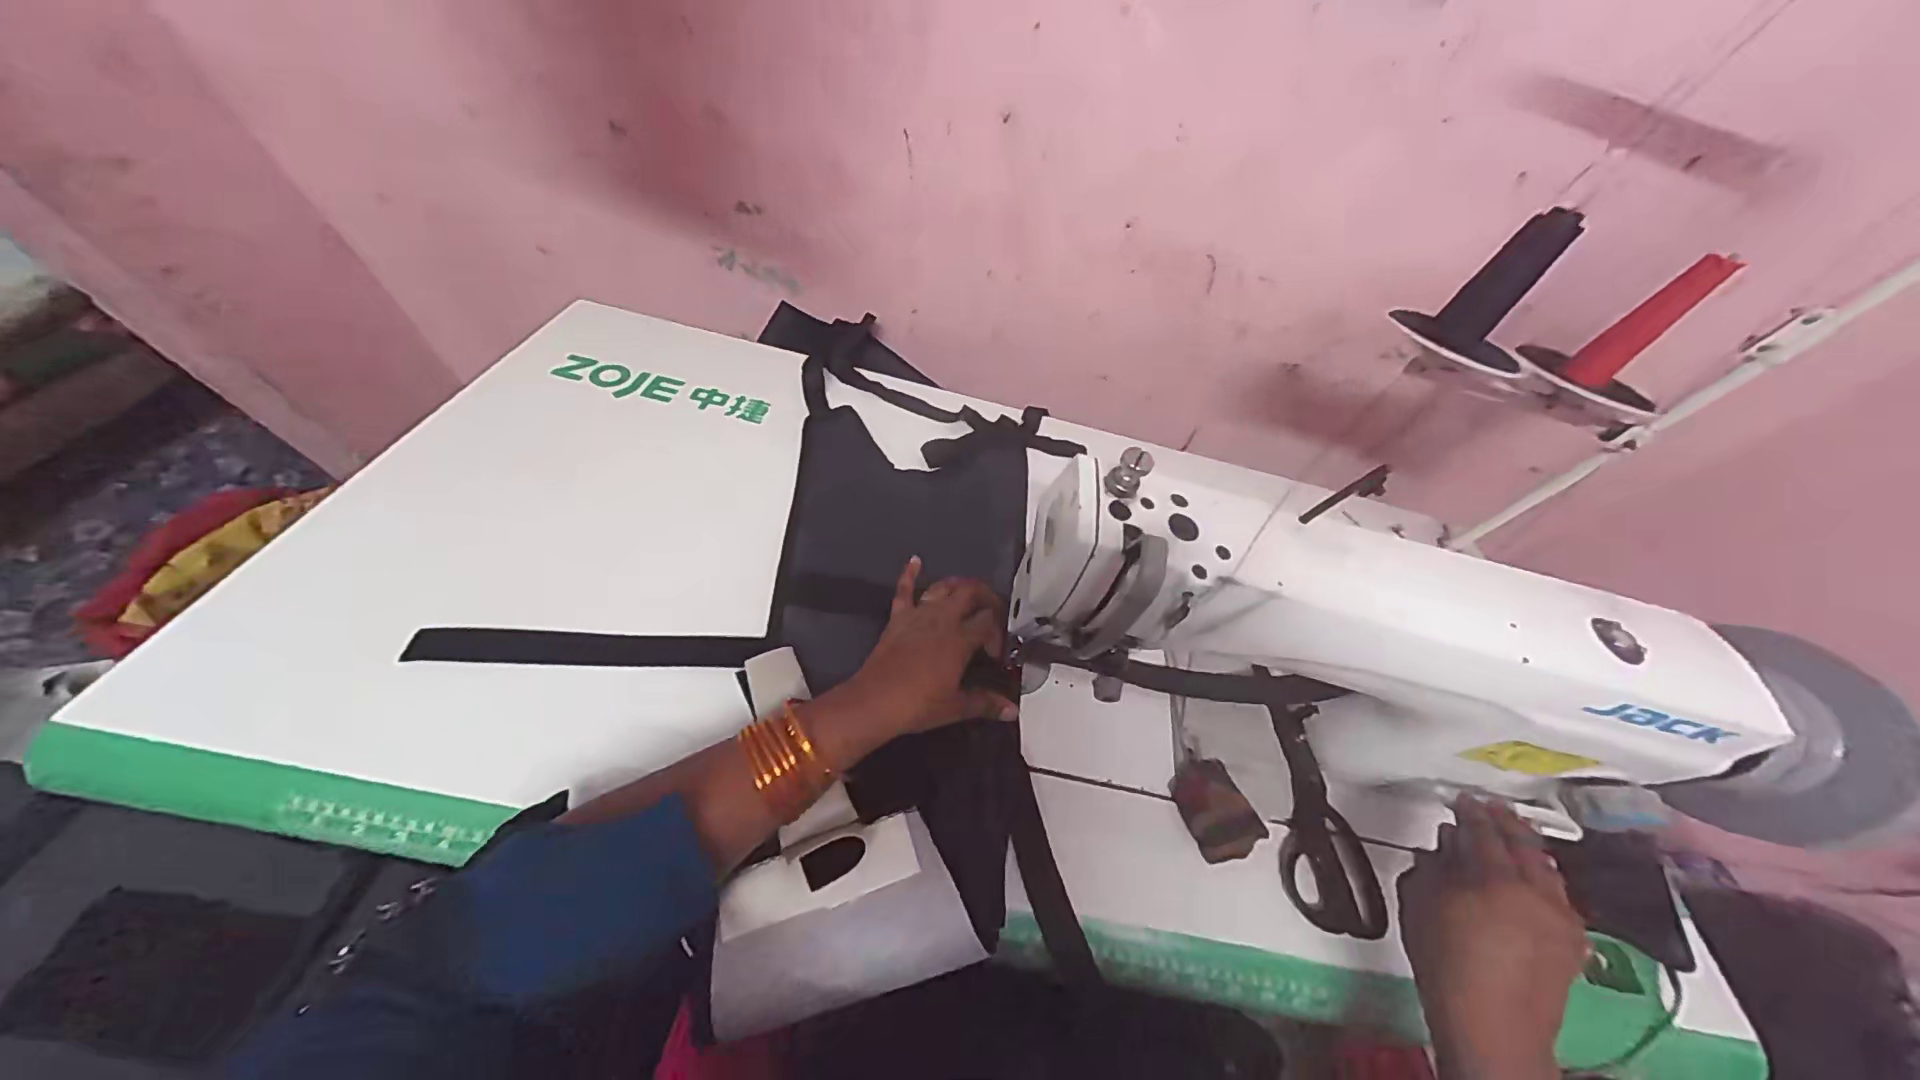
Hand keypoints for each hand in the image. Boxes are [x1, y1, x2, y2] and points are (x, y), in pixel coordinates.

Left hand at [815, 557, 1017, 746]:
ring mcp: (918, 615)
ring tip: (969, 591)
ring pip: (943, 587)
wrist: (874, 701)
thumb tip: (1011, 711)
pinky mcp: (897, 617)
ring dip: (958, 585)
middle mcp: (941, 619)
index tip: (995, 653)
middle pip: (970, 592)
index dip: (998, 632)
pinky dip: (909, 573)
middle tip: (992, 610)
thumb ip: (985, 703)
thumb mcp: (955, 707)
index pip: (989, 621)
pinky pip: (904, 590)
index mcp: (960, 639)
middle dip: (985, 596)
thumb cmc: (917, 705)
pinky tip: (915, 561)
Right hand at [1397, 796, 1587, 1079]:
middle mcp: (1538, 894)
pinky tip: (1534, 875)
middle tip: (1490, 808)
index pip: (1483, 832)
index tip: (1462, 800)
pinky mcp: (1574, 943)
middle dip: (1507, 823)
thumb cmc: (1444, 960)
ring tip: (1514, 835)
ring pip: (1549, 869)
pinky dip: (1545, 876)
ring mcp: (1562, 919)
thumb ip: (1435, 866)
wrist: (1491, 1024)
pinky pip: (1561, 895)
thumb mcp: (1421, 903)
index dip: (1470, 812)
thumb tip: (1447, 843)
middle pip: (1525, 845)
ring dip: (1530, 847)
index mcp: (1496, 880)